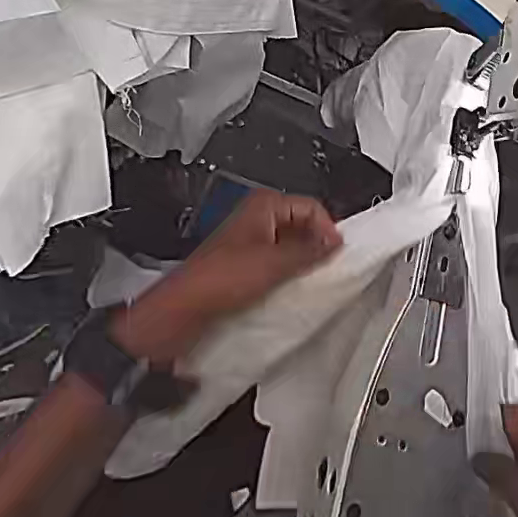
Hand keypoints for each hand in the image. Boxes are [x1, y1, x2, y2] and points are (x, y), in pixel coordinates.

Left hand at [111, 190, 341, 362]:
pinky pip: (278, 262)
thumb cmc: (220, 280)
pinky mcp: (245, 264)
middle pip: (302, 224)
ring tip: (309, 279)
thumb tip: (334, 243)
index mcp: (264, 205)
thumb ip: (310, 250)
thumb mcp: (275, 262)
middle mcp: (257, 218)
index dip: (327, 228)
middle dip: (315, 244)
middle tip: (326, 266)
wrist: (182, 311)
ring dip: (302, 261)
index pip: (312, 207)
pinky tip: (291, 288)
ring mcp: (250, 241)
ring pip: (291, 245)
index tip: (336, 252)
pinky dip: (288, 273)